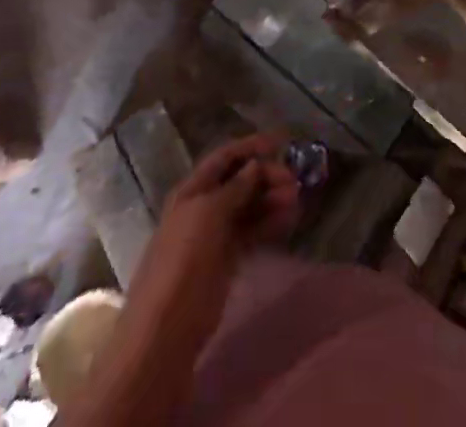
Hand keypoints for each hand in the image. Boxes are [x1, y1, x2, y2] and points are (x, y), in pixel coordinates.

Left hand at [123, 134, 299, 350]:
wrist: (168, 325)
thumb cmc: (184, 259)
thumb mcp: (207, 214)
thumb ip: (234, 188)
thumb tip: (255, 165)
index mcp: (191, 190)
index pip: (223, 158)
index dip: (250, 146)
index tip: (281, 141)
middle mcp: (203, 207)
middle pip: (238, 182)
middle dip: (266, 175)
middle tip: (294, 180)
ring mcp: (215, 234)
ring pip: (248, 207)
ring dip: (271, 199)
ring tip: (297, 198)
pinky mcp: (227, 259)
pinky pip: (252, 232)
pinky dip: (270, 223)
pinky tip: (290, 219)